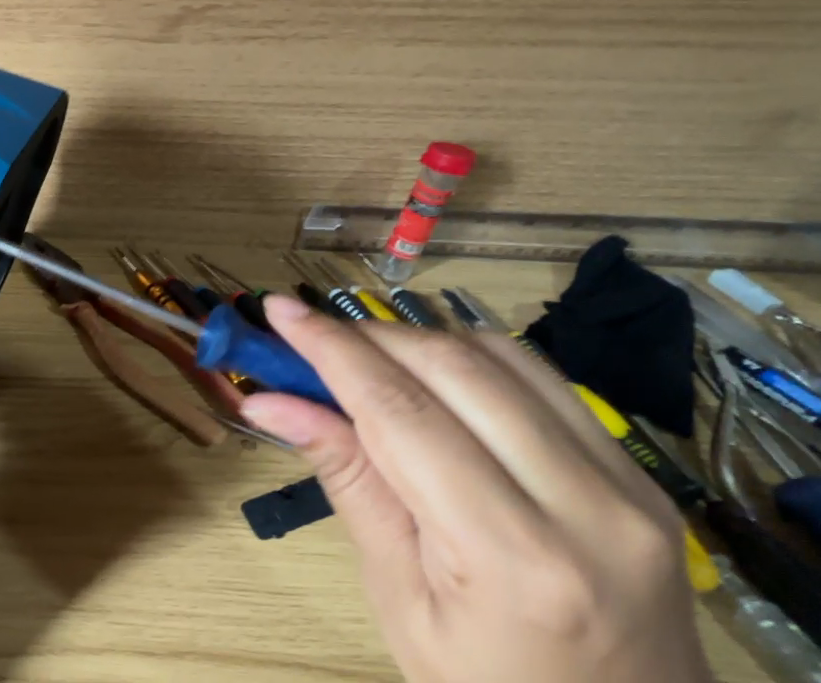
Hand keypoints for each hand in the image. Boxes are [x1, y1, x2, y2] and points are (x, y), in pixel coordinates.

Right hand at [242, 297, 712, 682]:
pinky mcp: (640, 474)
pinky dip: (469, 360)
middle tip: (306, 336)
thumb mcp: (399, 597)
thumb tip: (268, 401)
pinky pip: (543, 380)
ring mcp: (628, 485)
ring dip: (417, 340)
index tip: (278, 310)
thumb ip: (348, 482)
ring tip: (361, 358)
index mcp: (515, 558)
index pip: (403, 414)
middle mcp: (587, 507)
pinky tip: (429, 379)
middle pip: (456, 369)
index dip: (332, 349)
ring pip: (503, 358)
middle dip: (367, 336)